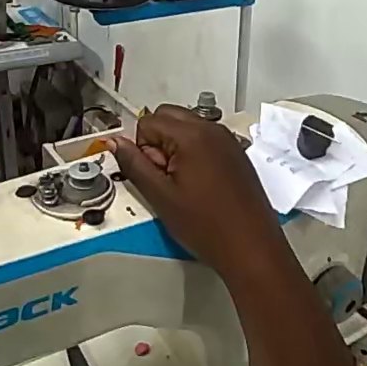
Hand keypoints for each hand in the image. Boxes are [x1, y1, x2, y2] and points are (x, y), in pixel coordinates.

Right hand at [113, 105, 292, 285]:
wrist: (251, 249)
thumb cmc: (208, 226)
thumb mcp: (160, 196)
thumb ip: (133, 164)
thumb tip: (115, 143)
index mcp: (192, 135)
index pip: (148, 122)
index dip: (142, 148)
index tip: (153, 174)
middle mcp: (212, 129)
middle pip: (168, 116)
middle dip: (157, 141)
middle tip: (163, 176)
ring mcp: (227, 140)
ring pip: (186, 126)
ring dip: (175, 146)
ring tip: (182, 184)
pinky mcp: (236, 153)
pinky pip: (205, 139)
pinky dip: (194, 152)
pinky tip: (199, 185)